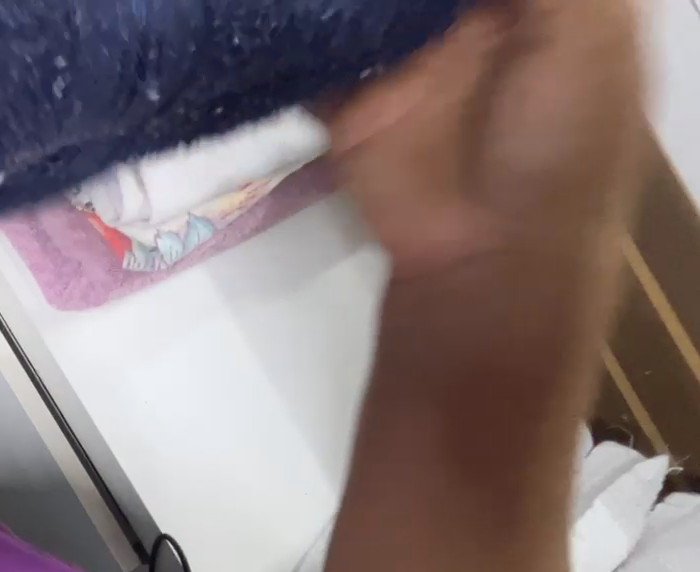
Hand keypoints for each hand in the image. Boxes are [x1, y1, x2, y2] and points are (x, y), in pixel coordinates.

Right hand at [329, 0, 643, 279]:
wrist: (484, 244)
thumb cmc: (561, 138)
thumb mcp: (589, 33)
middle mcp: (465, 21)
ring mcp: (402, 66)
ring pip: (364, 14)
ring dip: (340, 4)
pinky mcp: (350, 111)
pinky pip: (320, 68)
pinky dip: (301, 45)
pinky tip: (285, 24)